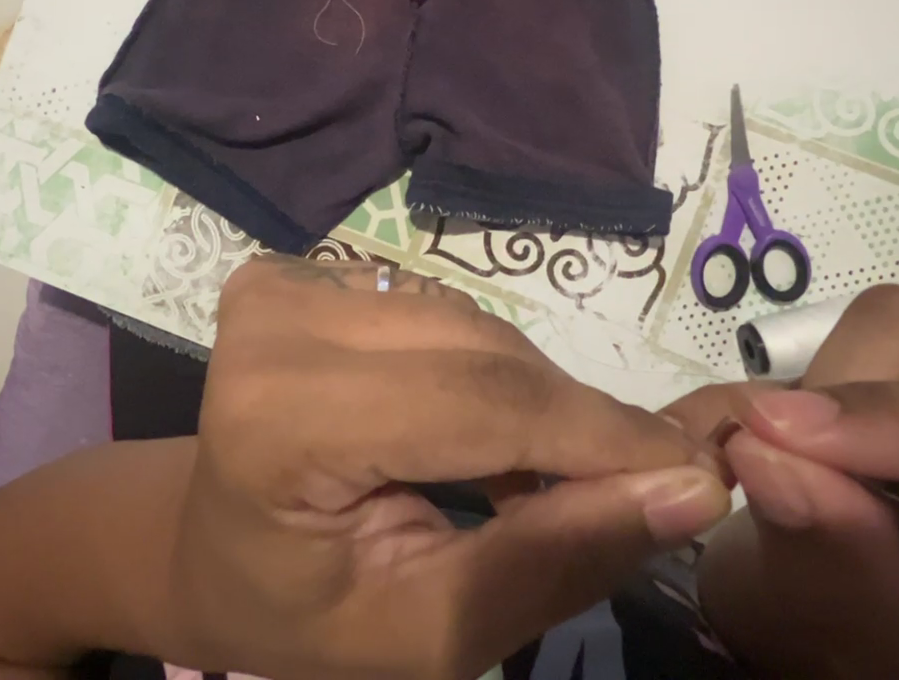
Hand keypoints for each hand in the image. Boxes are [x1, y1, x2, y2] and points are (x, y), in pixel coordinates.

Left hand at [162, 257, 731, 678]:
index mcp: (280, 417)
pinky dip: (484, 366)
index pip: (477, 404)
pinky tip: (479, 424)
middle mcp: (279, 319)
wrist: (203, 540)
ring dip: (527, 394)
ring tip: (536, 471)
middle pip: (481, 352)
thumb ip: (549, 557)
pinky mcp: (304, 269)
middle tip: (633, 483)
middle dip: (571, 421)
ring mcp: (287, 280)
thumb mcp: (424, 628)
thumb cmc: (296, 607)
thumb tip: (686, 488)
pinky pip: (440, 308)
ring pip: (471, 323)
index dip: (596, 437)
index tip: (694, 473)